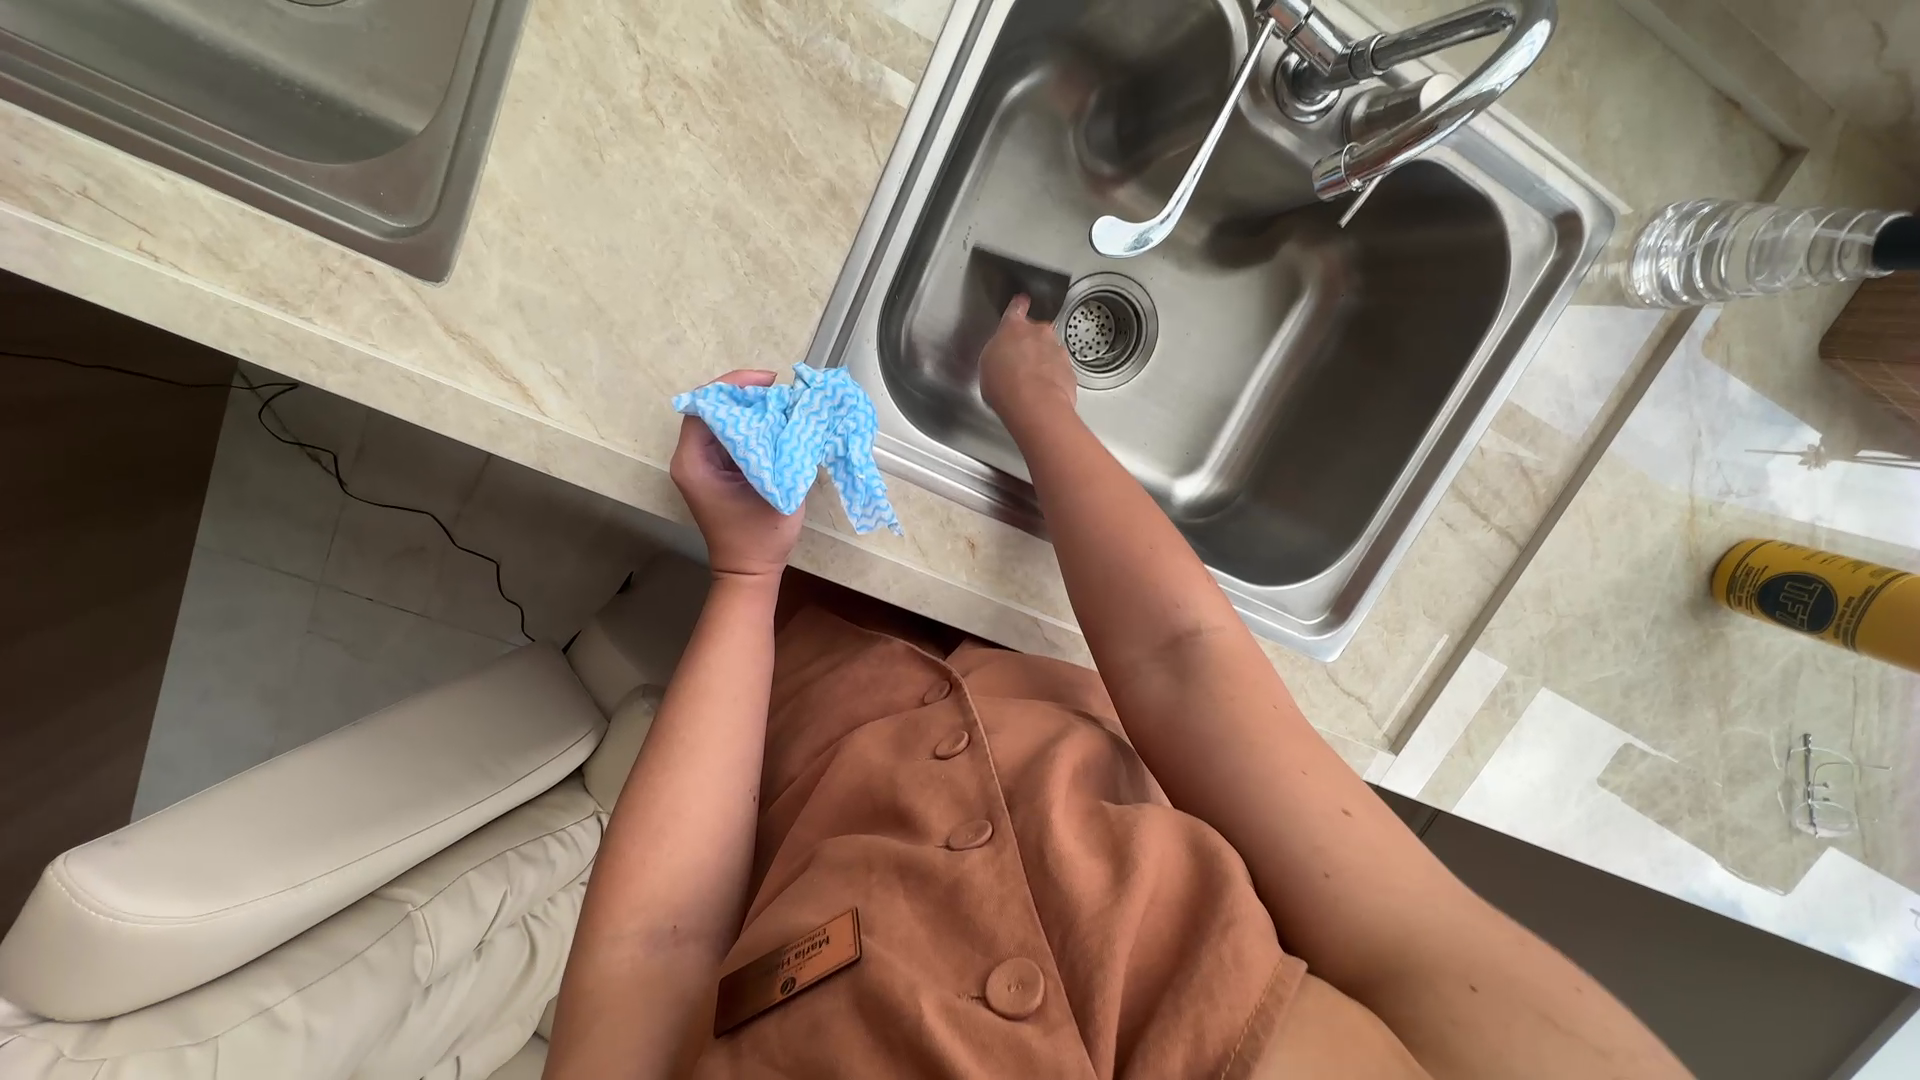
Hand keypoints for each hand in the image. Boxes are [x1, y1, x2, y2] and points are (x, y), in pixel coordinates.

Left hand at [670, 370, 804, 581]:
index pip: (706, 405)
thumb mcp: (774, 489)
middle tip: (782, 394)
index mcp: (693, 461)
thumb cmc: (758, 537)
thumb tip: (794, 413)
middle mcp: (691, 458)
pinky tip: (779, 426)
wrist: (750, 572)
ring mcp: (703, 464)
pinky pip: (732, 436)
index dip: (735, 386)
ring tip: (784, 406)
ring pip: (724, 420)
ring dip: (753, 410)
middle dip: (748, 396)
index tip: (770, 383)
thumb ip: (781, 449)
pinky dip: (754, 426)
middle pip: (714, 409)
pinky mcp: (717, 471)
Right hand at [980, 295, 1076, 424]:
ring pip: (1050, 352)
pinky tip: (1043, 393)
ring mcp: (1057, 351)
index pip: (1017, 308)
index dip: (1019, 305)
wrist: (1034, 404)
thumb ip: (997, 351)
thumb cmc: (1005, 384)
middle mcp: (1039, 333)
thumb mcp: (986, 365)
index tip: (1022, 301)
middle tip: (1019, 364)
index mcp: (1014, 328)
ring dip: (1043, 363)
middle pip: (1036, 332)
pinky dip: (1053, 379)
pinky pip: (1060, 371)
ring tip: (1030, 384)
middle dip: (1031, 344)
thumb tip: (1001, 355)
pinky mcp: (1069, 370)